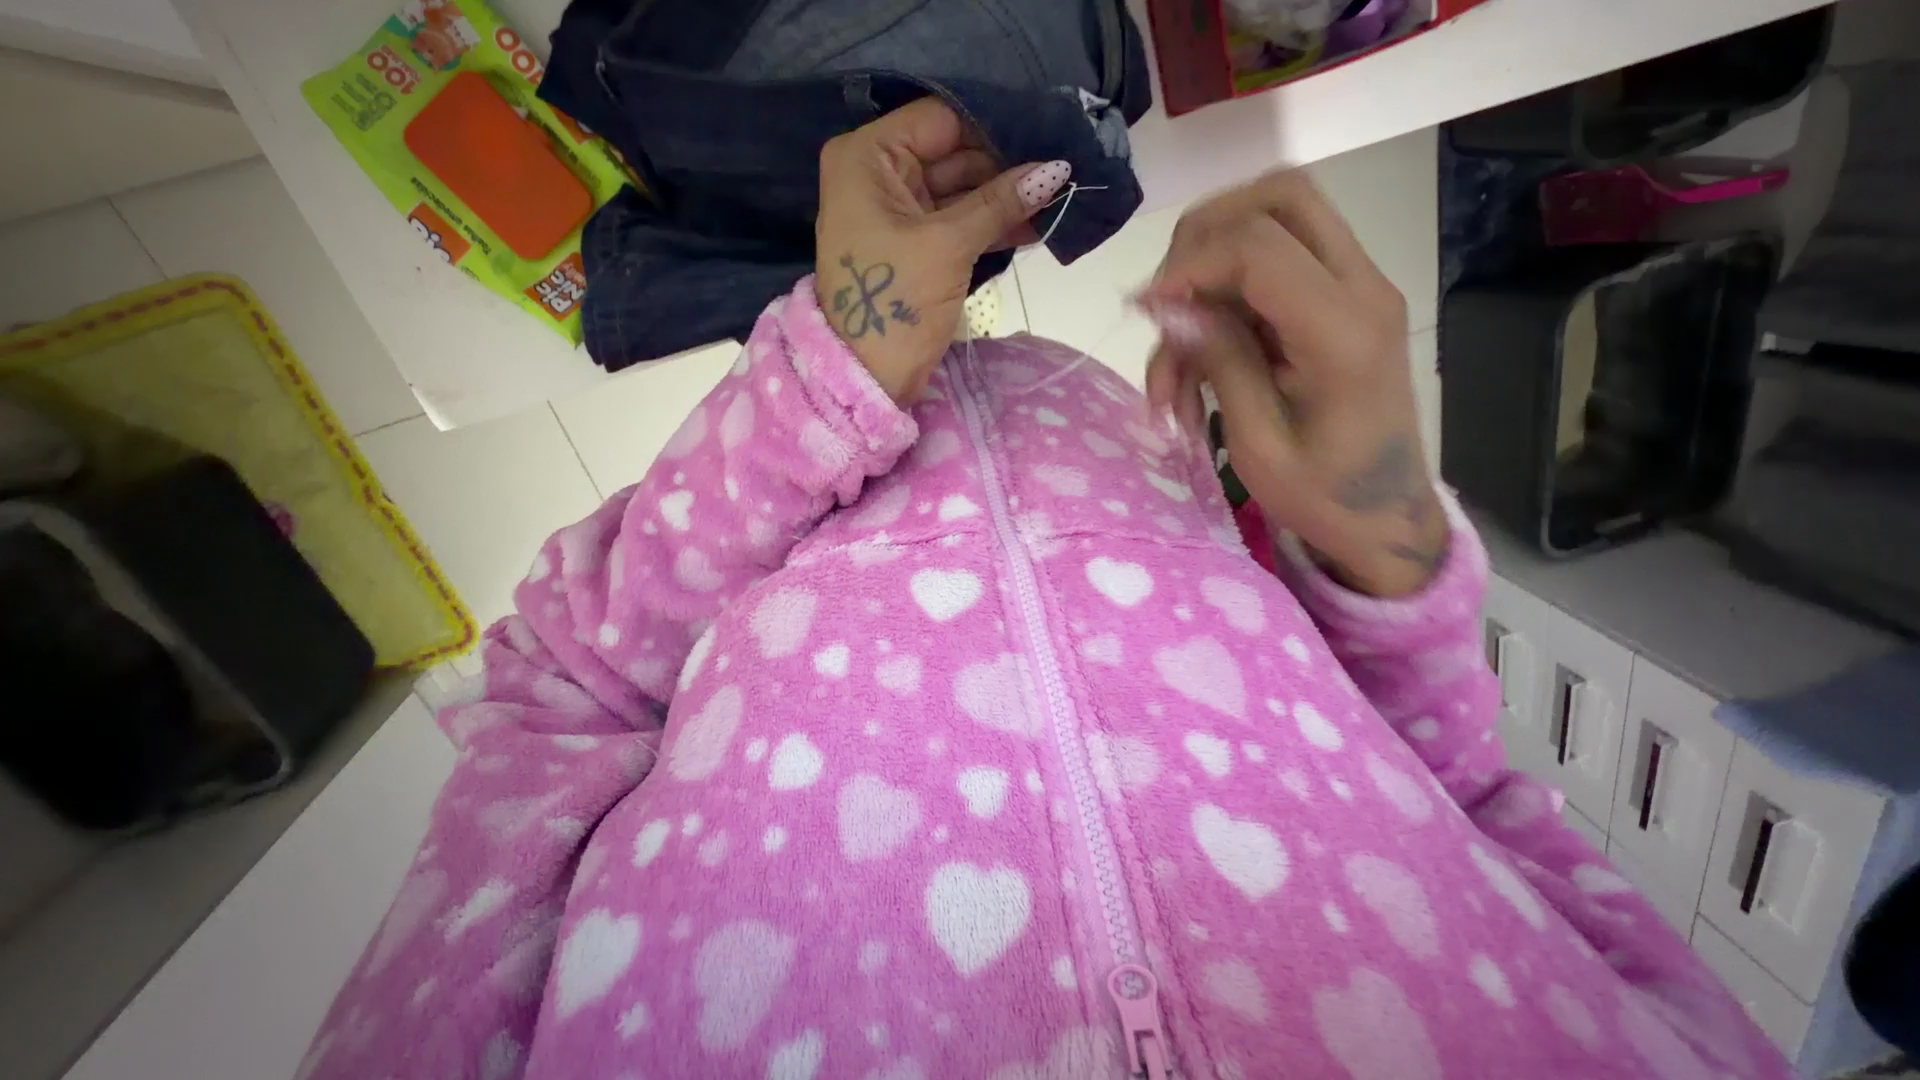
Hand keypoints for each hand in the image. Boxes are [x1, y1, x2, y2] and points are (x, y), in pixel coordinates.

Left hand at [814, 98, 1070, 401]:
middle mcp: (876, 174)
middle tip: (1062, 171)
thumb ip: (1001, 202)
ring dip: (1004, 199)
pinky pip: (956, 220)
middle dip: (1005, 166)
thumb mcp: (949, 245)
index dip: (993, 128)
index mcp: (867, 157)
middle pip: (952, 153)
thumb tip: (1056, 169)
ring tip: (1058, 200)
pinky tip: (1035, 226)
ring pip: (959, 189)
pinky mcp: (911, 243)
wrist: (867, 377)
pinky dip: (990, 224)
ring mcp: (893, 211)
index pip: (940, 121)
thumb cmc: (896, 302)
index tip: (1047, 136)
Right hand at [1139, 170, 1446, 597]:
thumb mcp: (1257, 445)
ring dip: (1210, 276)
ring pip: (1275, 222)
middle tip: (1167, 299)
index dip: (1189, 264)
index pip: (1258, 245)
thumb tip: (1169, 304)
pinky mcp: (1343, 303)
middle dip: (1205, 235)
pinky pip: (1274, 268)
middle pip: (1280, 196)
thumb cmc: (1323, 497)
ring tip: (1176, 369)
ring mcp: (1358, 290)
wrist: (1386, 519)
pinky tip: (1198, 370)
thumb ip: (1219, 361)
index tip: (1146, 311)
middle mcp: (1361, 289)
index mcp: (1343, 331)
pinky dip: (1225, 302)